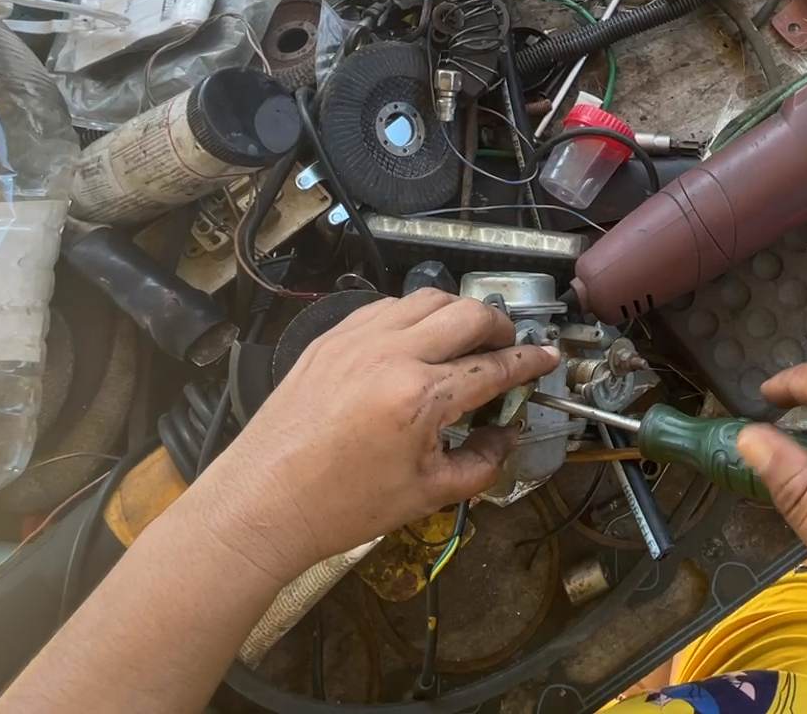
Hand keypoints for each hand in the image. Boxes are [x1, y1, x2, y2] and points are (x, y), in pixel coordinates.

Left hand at [187, 290, 558, 584]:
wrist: (258, 505)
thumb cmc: (343, 507)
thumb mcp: (426, 495)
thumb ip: (482, 463)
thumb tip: (508, 435)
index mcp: (420, 397)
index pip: (493, 367)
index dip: (528, 361)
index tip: (547, 356)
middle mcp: (392, 354)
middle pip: (468, 314)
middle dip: (500, 327)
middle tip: (506, 347)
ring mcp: (358, 339)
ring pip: (428, 299)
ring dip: (458, 313)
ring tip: (465, 338)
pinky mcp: (331, 337)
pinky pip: (387, 306)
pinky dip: (415, 314)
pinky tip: (416, 339)